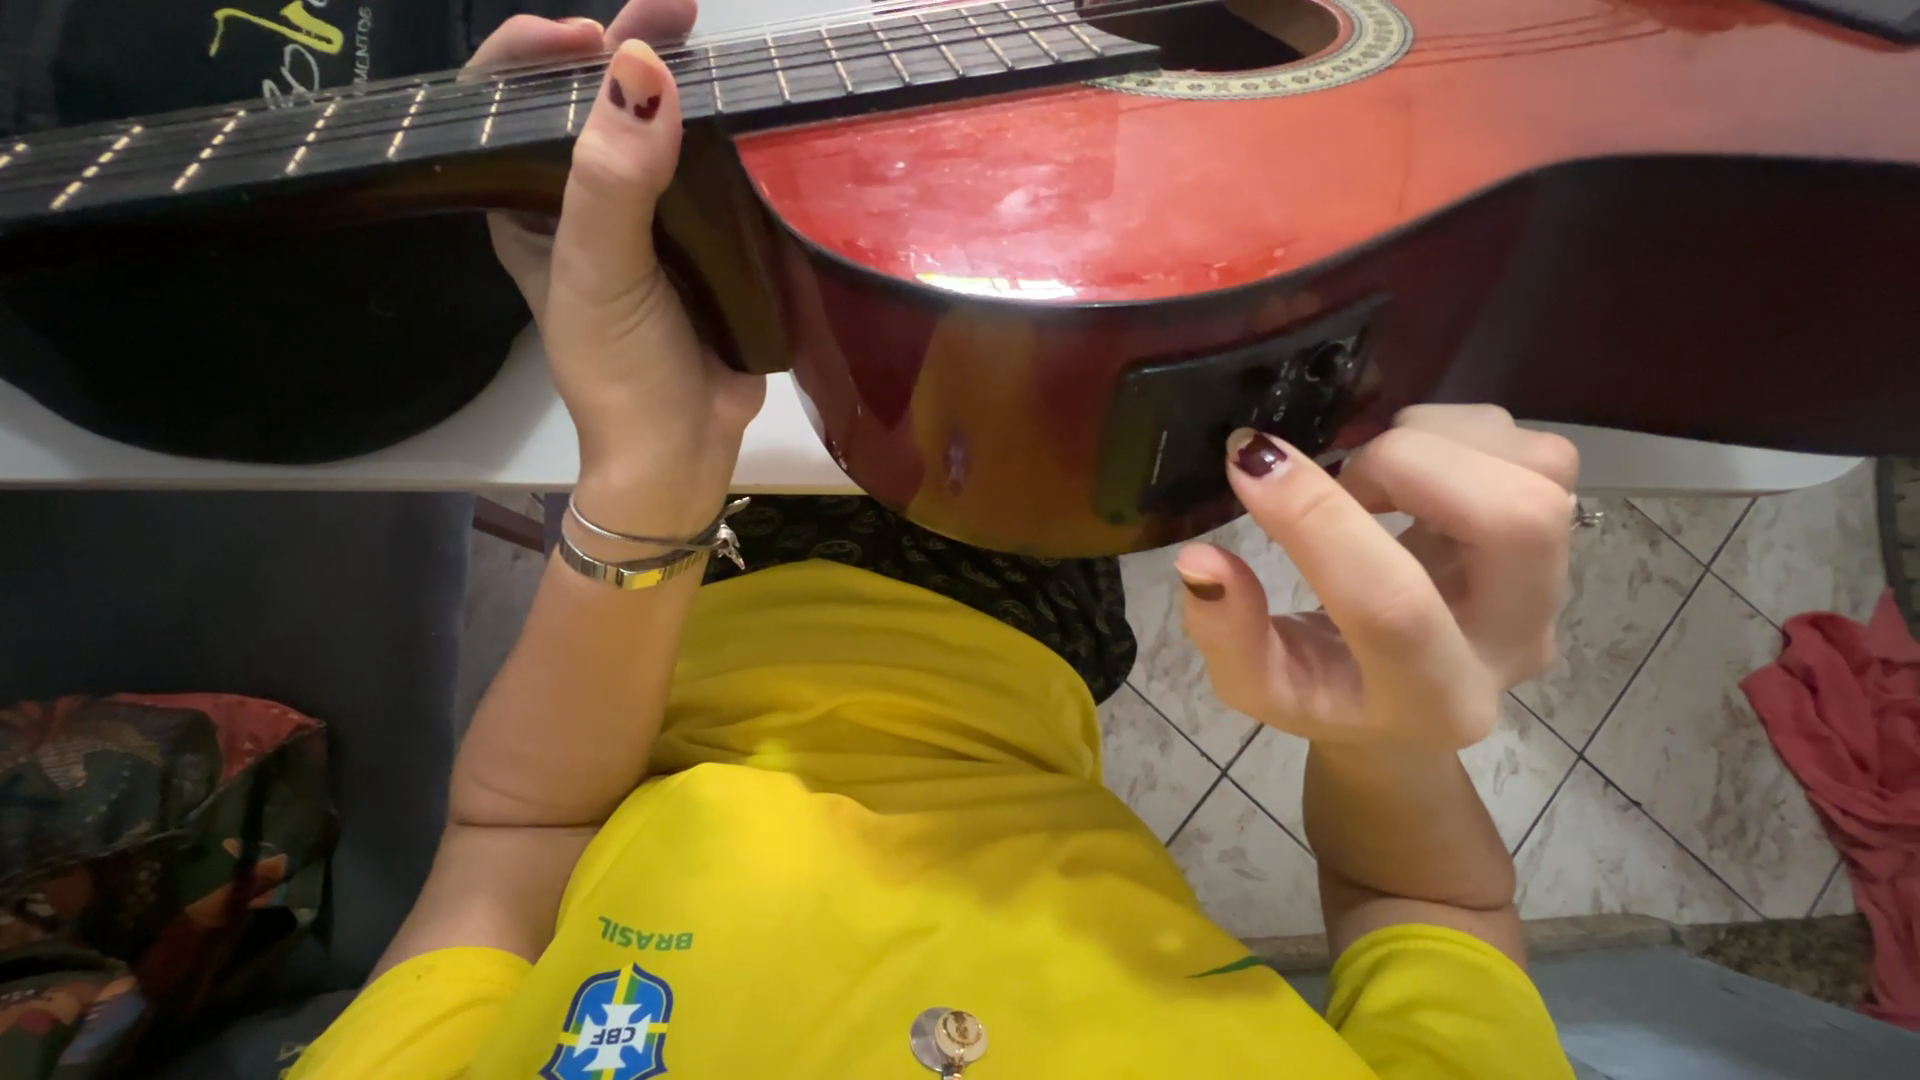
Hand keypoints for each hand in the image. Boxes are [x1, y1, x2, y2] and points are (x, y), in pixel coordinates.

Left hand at [468, 1, 764, 537]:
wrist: (685, 445)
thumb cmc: (621, 369)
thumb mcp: (599, 272)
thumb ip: (611, 179)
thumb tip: (642, 64)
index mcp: (525, 205)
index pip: (507, 104)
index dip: (538, 53)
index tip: (592, 33)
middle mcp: (584, 206)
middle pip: (591, 107)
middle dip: (626, 51)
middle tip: (679, 10)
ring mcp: (651, 227)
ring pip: (658, 141)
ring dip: (684, 94)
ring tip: (717, 52)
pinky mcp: (707, 248)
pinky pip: (711, 183)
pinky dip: (729, 149)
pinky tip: (753, 123)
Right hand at [1176, 405, 1578, 750]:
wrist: (1407, 707)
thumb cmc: (1323, 697)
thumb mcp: (1253, 684)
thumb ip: (1225, 631)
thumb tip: (1197, 558)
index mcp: (1430, 697)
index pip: (1393, 604)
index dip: (1317, 520)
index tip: (1249, 461)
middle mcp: (1512, 639)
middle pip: (1515, 519)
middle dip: (1405, 466)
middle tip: (1341, 481)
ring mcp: (1551, 587)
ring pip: (1540, 471)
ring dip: (1438, 444)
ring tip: (1372, 479)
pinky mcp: (1559, 540)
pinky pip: (1539, 453)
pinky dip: (1461, 436)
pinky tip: (1410, 473)